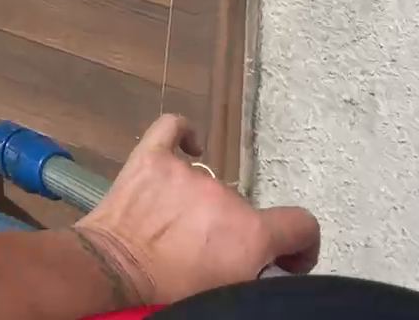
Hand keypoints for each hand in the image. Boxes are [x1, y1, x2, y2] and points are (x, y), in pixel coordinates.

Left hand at [70, 114, 320, 304]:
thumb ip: (257, 268)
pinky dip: (183, 133)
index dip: (299, 244)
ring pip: (207, 183)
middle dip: (233, 229)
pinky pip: (172, 127)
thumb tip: (269, 258)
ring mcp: (186, 170)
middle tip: (209, 249)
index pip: (301, 224)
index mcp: (251, 232)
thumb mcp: (232, 292)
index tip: (283, 257)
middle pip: (243, 208)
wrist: (117, 268)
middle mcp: (223, 194)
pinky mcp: (151, 154)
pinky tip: (188, 145)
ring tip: (178, 221)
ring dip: (201, 201)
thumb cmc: (173, 290)